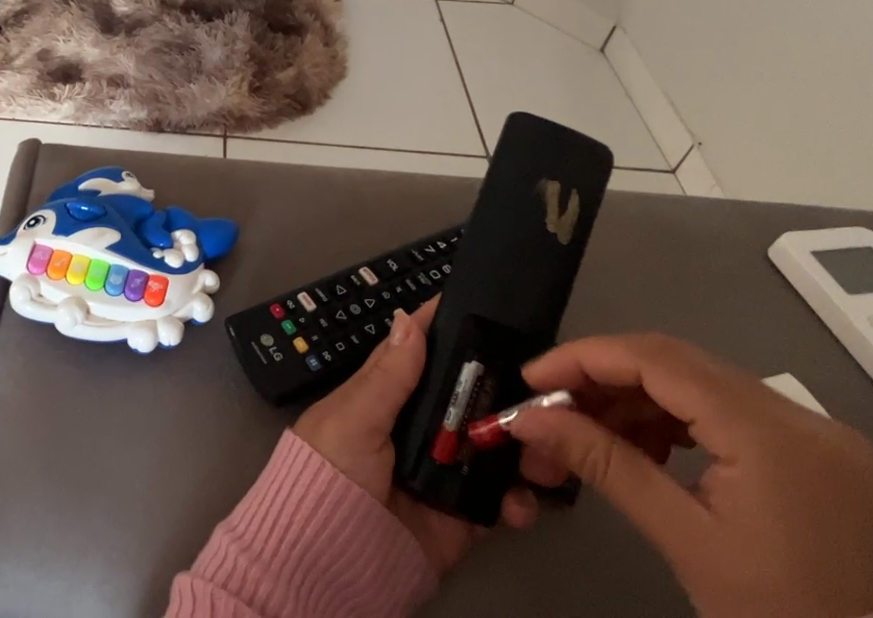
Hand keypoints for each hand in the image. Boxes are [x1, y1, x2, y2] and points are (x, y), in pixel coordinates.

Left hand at [291, 298, 554, 573]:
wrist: (328, 563)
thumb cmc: (329, 475)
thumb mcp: (352, 417)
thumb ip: (387, 375)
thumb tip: (407, 318)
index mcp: (380, 399)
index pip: (418, 357)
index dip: (445, 334)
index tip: (485, 310)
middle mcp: (412, 430)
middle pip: (464, 400)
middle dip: (501, 392)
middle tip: (541, 387)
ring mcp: (439, 472)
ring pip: (489, 446)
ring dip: (519, 445)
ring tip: (545, 444)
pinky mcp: (460, 515)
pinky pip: (497, 500)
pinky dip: (516, 500)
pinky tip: (523, 499)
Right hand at [508, 334, 872, 617]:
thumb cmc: (784, 613)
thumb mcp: (685, 539)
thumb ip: (605, 465)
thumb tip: (527, 420)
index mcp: (769, 432)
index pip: (657, 360)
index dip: (585, 358)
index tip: (532, 380)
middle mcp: (799, 415)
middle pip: (679, 364)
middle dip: (605, 379)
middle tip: (552, 410)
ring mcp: (819, 433)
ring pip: (704, 384)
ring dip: (639, 400)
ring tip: (592, 437)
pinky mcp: (826, 455)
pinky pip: (735, 412)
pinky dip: (680, 419)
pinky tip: (649, 450)